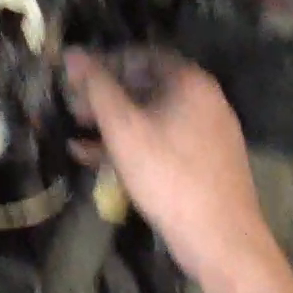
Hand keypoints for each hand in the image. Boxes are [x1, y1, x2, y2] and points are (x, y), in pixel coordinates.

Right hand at [63, 48, 278, 290]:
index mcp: (190, 83)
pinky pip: (160, 140)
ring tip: (77, 132)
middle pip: (145, 85)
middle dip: (105, 95)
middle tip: (73, 106)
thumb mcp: (122, 126)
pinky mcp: (203, 162)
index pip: (140, 54)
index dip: (103, 62)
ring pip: (150, 115)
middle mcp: (203, 101)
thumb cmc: (167, 174)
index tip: (74, 76)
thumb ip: (96, 87)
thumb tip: (72, 54)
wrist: (220, 239)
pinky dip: (131, 144)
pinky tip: (95, 158)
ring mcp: (206, 133)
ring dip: (112, 122)